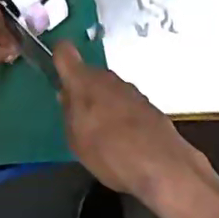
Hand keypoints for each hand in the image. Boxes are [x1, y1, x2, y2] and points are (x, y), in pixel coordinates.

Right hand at [55, 43, 218, 207]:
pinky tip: (124, 140)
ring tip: (103, 134)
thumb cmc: (109, 152)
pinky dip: (122, 115)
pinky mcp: (148, 104)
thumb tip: (67, 95)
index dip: (58, 56)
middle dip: (82, 90)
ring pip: (108, 88)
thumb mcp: (75, 138)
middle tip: (79, 117)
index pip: (64, 51)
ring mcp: (130, 89)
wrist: (162, 166)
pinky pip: (126, 103)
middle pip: (88, 74)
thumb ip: (68, 112)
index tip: (55, 70)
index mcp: (83, 81)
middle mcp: (107, 78)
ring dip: (103, 103)